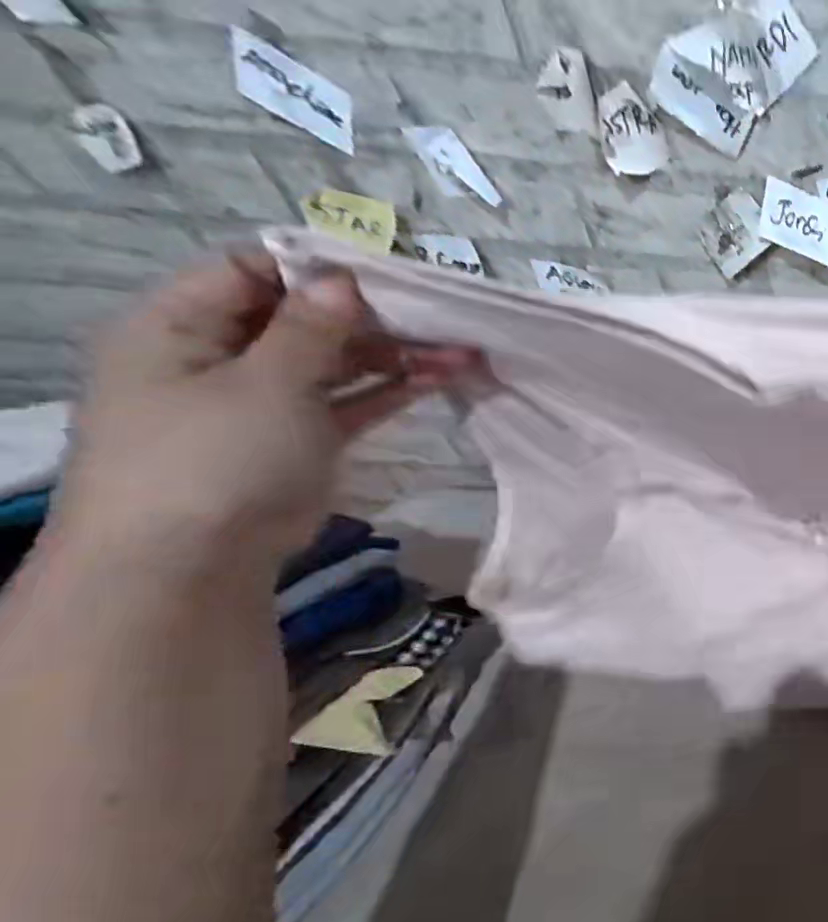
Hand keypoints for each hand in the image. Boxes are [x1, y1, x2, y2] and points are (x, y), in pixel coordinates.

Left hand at [53, 252, 479, 576]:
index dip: (314, 269)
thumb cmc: (216, 457)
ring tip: (460, 353)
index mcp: (180, 327)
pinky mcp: (301, 439)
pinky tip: (437, 380)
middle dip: (373, 319)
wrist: (195, 559)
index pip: (249, 273)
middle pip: (303, 320)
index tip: (383, 274)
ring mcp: (263, 401)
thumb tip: (342, 279)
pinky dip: (389, 391)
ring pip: (335, 364)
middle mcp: (219, 357)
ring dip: (394, 357)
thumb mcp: (264, 383)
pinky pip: (348, 402)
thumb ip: (309, 329)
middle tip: (439, 317)